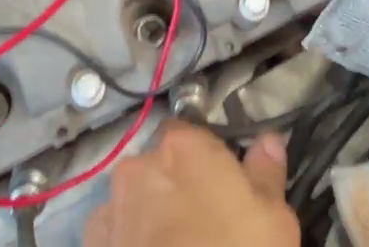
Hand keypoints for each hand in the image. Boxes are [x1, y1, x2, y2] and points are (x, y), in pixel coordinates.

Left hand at [84, 121, 298, 246]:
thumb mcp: (273, 218)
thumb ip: (266, 172)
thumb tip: (269, 140)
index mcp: (184, 146)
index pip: (191, 134)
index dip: (205, 158)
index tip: (221, 183)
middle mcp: (141, 165)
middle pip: (160, 164)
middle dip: (175, 182)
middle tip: (202, 217)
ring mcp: (111, 205)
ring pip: (134, 197)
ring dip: (149, 209)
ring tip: (175, 241)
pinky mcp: (95, 242)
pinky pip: (114, 230)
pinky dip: (126, 238)